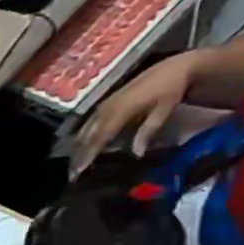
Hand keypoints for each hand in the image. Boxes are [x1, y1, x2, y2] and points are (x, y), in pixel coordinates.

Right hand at [73, 51, 200, 170]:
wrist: (171, 69)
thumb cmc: (170, 90)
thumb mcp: (165, 109)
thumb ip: (149, 130)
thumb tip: (137, 154)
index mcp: (119, 110)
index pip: (99, 138)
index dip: (88, 156)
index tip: (77, 172)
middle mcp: (104, 110)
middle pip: (86, 138)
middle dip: (77, 157)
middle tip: (72, 175)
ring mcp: (101, 107)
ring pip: (83, 133)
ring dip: (78, 150)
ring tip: (75, 165)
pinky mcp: (101, 107)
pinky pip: (87, 126)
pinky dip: (83, 140)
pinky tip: (83, 149)